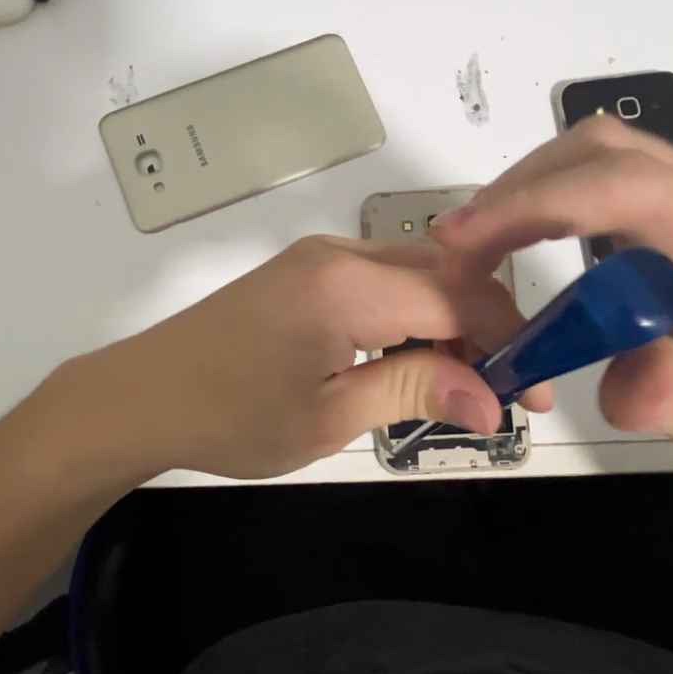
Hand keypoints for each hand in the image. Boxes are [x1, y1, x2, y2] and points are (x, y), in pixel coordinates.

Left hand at [71, 236, 551, 479]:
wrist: (140, 398)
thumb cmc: (229, 418)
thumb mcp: (328, 417)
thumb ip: (414, 393)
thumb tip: (492, 402)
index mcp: (349, 286)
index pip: (462, 297)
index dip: (509, 342)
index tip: (532, 396)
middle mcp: (340, 255)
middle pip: (446, 275)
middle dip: (486, 329)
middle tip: (498, 394)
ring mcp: (319, 258)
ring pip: (417, 275)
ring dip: (449, 324)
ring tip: (457, 387)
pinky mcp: (304, 272)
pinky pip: (382, 282)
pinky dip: (411, 318)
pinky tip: (409, 364)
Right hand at [430, 116, 672, 493]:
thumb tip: (626, 371)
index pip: (644, 192)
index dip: (547, 201)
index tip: (468, 238)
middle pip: (617, 154)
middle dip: (524, 188)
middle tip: (457, 247)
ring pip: (607, 156)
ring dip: (530, 188)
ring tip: (476, 245)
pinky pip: (608, 185)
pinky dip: (547, 201)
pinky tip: (517, 242)